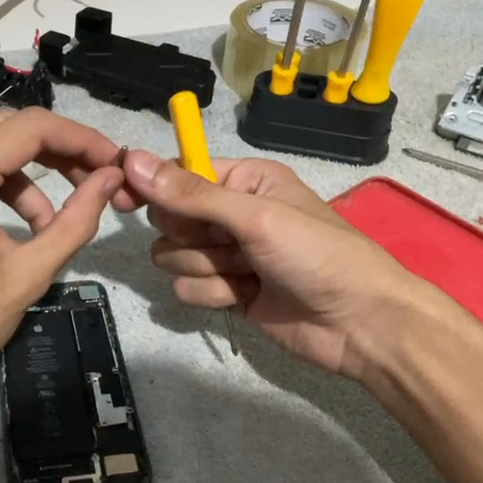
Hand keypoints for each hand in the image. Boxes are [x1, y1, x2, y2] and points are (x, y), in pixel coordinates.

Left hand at [0, 110, 128, 413]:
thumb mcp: (31, 272)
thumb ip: (77, 219)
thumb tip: (112, 178)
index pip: (29, 128)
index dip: (80, 138)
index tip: (113, 161)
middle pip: (5, 130)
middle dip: (57, 151)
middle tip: (95, 179)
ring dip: (27, 174)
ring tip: (54, 221)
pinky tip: (20, 225)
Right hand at [124, 150, 452, 381]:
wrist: (358, 323)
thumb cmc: (317, 255)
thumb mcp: (255, 217)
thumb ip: (191, 193)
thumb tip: (131, 160)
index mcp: (243, 181)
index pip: (177, 174)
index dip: (152, 186)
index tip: (124, 199)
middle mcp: (230, 214)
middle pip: (168, 219)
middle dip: (189, 236)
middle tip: (225, 242)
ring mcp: (227, 256)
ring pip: (172, 258)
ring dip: (204, 269)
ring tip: (245, 274)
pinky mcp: (225, 293)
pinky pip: (187, 289)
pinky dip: (214, 295)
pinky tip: (246, 297)